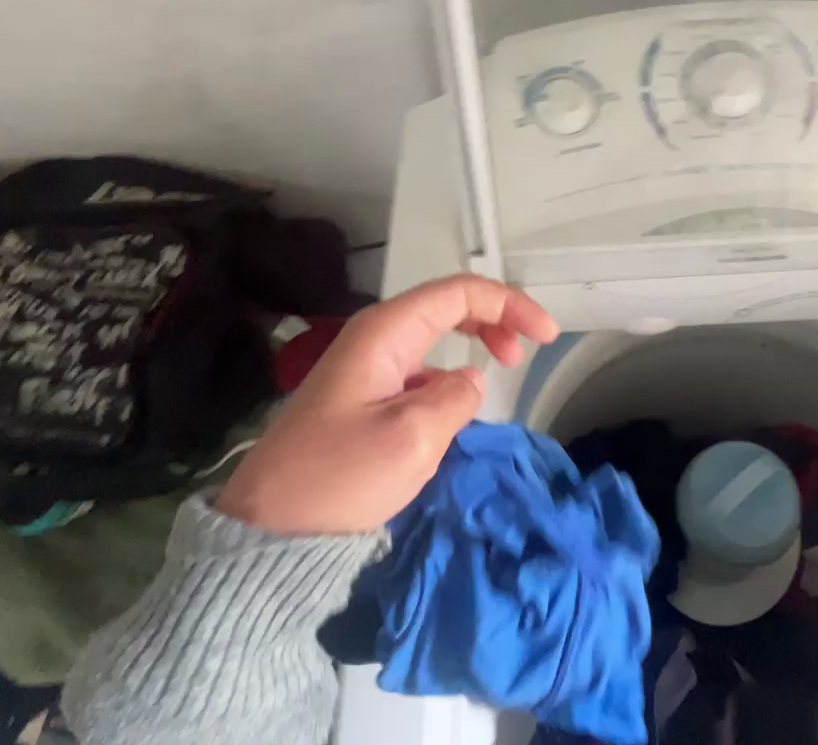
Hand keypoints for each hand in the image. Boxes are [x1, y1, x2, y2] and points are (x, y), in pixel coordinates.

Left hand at [216, 274, 560, 533]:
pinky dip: (450, 378)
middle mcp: (375, 338)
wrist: (270, 526)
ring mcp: (367, 367)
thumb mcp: (412, 438)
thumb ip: (456, 399)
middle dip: (494, 320)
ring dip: (473, 346)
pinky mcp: (363, 397)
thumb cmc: (338, 477)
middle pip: (448, 306)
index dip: (509, 304)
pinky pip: (419, 371)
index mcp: (385, 333)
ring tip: (500, 377)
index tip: (547, 336)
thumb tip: (472, 380)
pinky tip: (458, 410)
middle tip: (524, 355)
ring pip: (434, 339)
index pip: (460, 292)